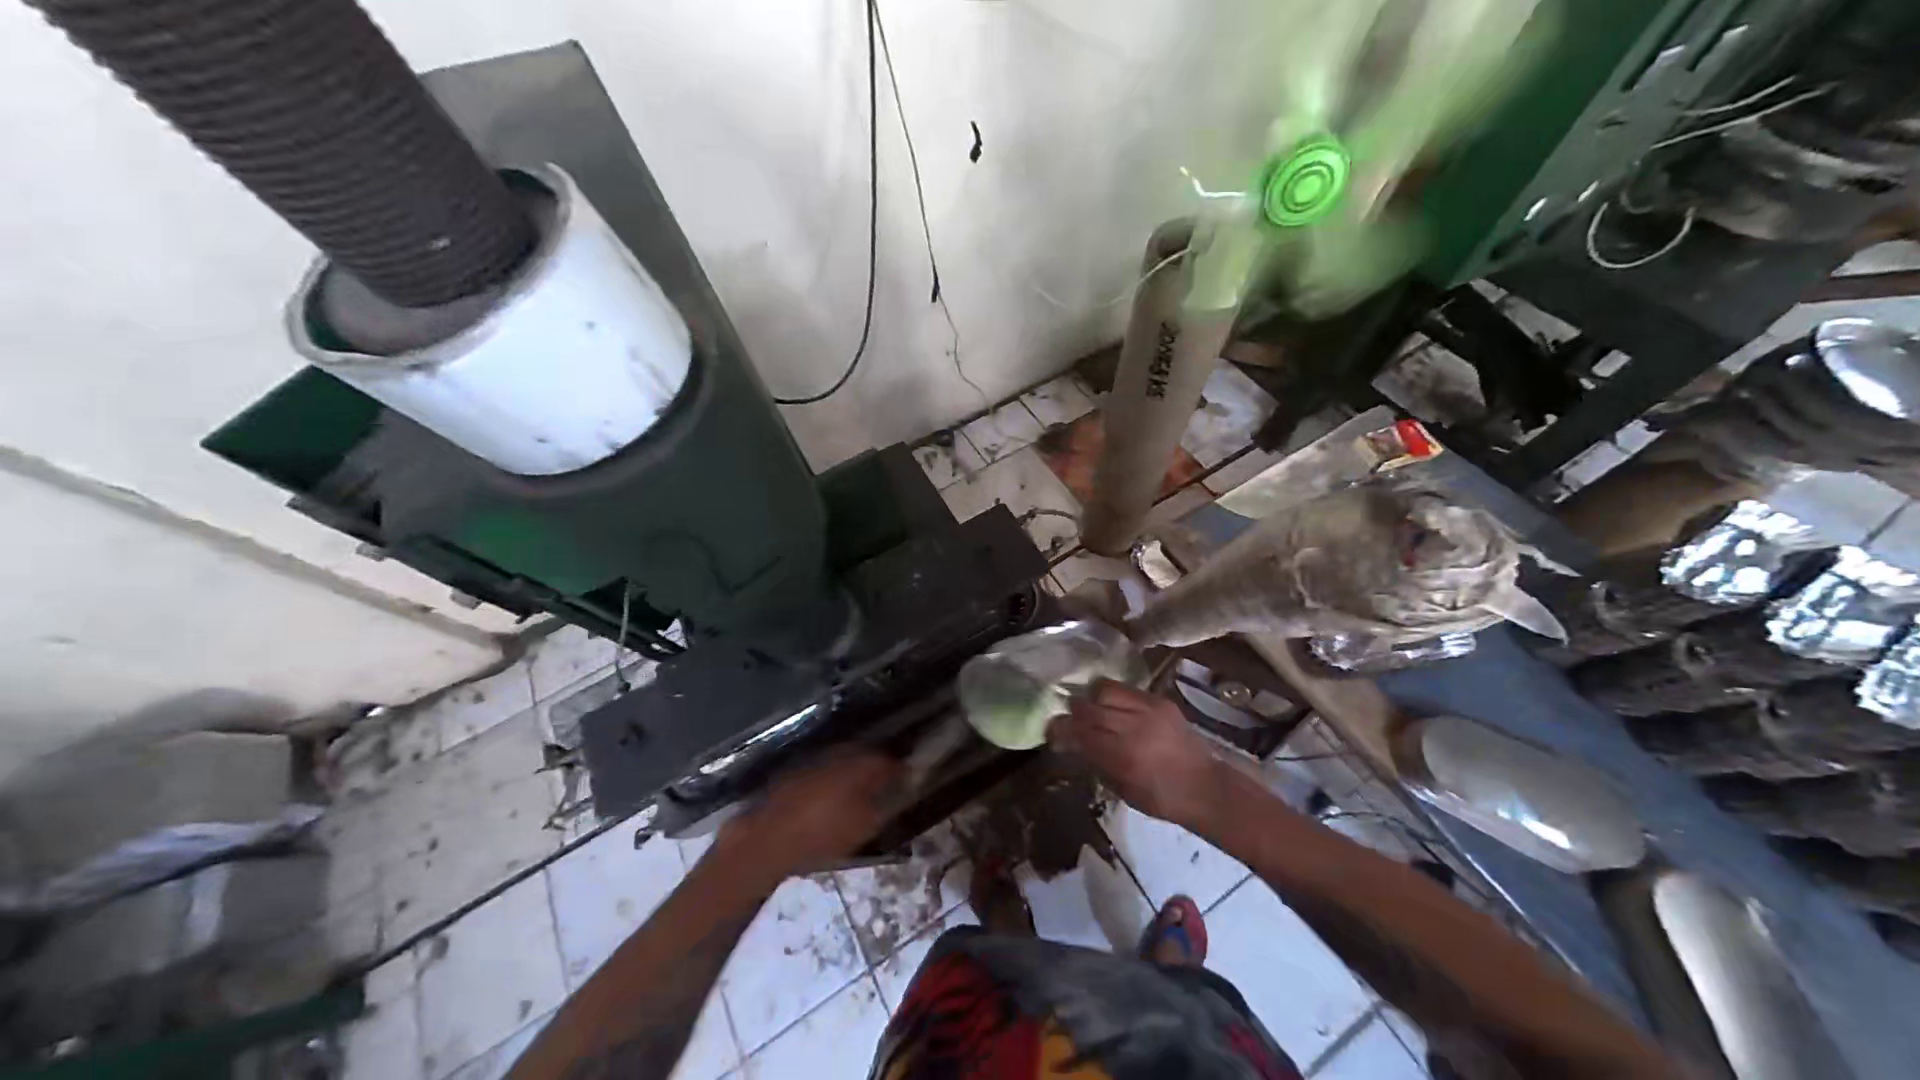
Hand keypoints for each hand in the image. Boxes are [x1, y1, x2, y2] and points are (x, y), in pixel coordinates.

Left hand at [717, 748, 905, 883]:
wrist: (766, 841)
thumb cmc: (821, 837)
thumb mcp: (863, 828)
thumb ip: (884, 805)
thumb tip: (898, 790)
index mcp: (859, 767)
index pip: (887, 761)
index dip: (899, 770)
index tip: (906, 779)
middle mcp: (837, 756)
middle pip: (864, 754)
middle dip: (875, 765)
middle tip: (884, 783)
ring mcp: (812, 762)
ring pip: (841, 759)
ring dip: (852, 770)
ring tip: (858, 790)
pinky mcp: (794, 773)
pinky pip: (822, 769)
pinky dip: (831, 778)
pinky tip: (831, 796)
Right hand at [1049, 680, 1228, 829]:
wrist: (1206, 788)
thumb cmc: (1161, 799)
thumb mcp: (1122, 790)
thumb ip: (1095, 762)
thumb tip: (1071, 743)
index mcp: (1122, 756)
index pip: (1079, 734)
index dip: (1060, 729)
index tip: (1051, 730)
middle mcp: (1133, 728)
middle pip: (1088, 708)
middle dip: (1073, 712)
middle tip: (1068, 718)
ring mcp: (1149, 710)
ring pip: (1106, 689)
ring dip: (1093, 698)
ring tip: (1092, 707)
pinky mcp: (1161, 701)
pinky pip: (1128, 689)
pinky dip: (1115, 696)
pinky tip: (1114, 706)